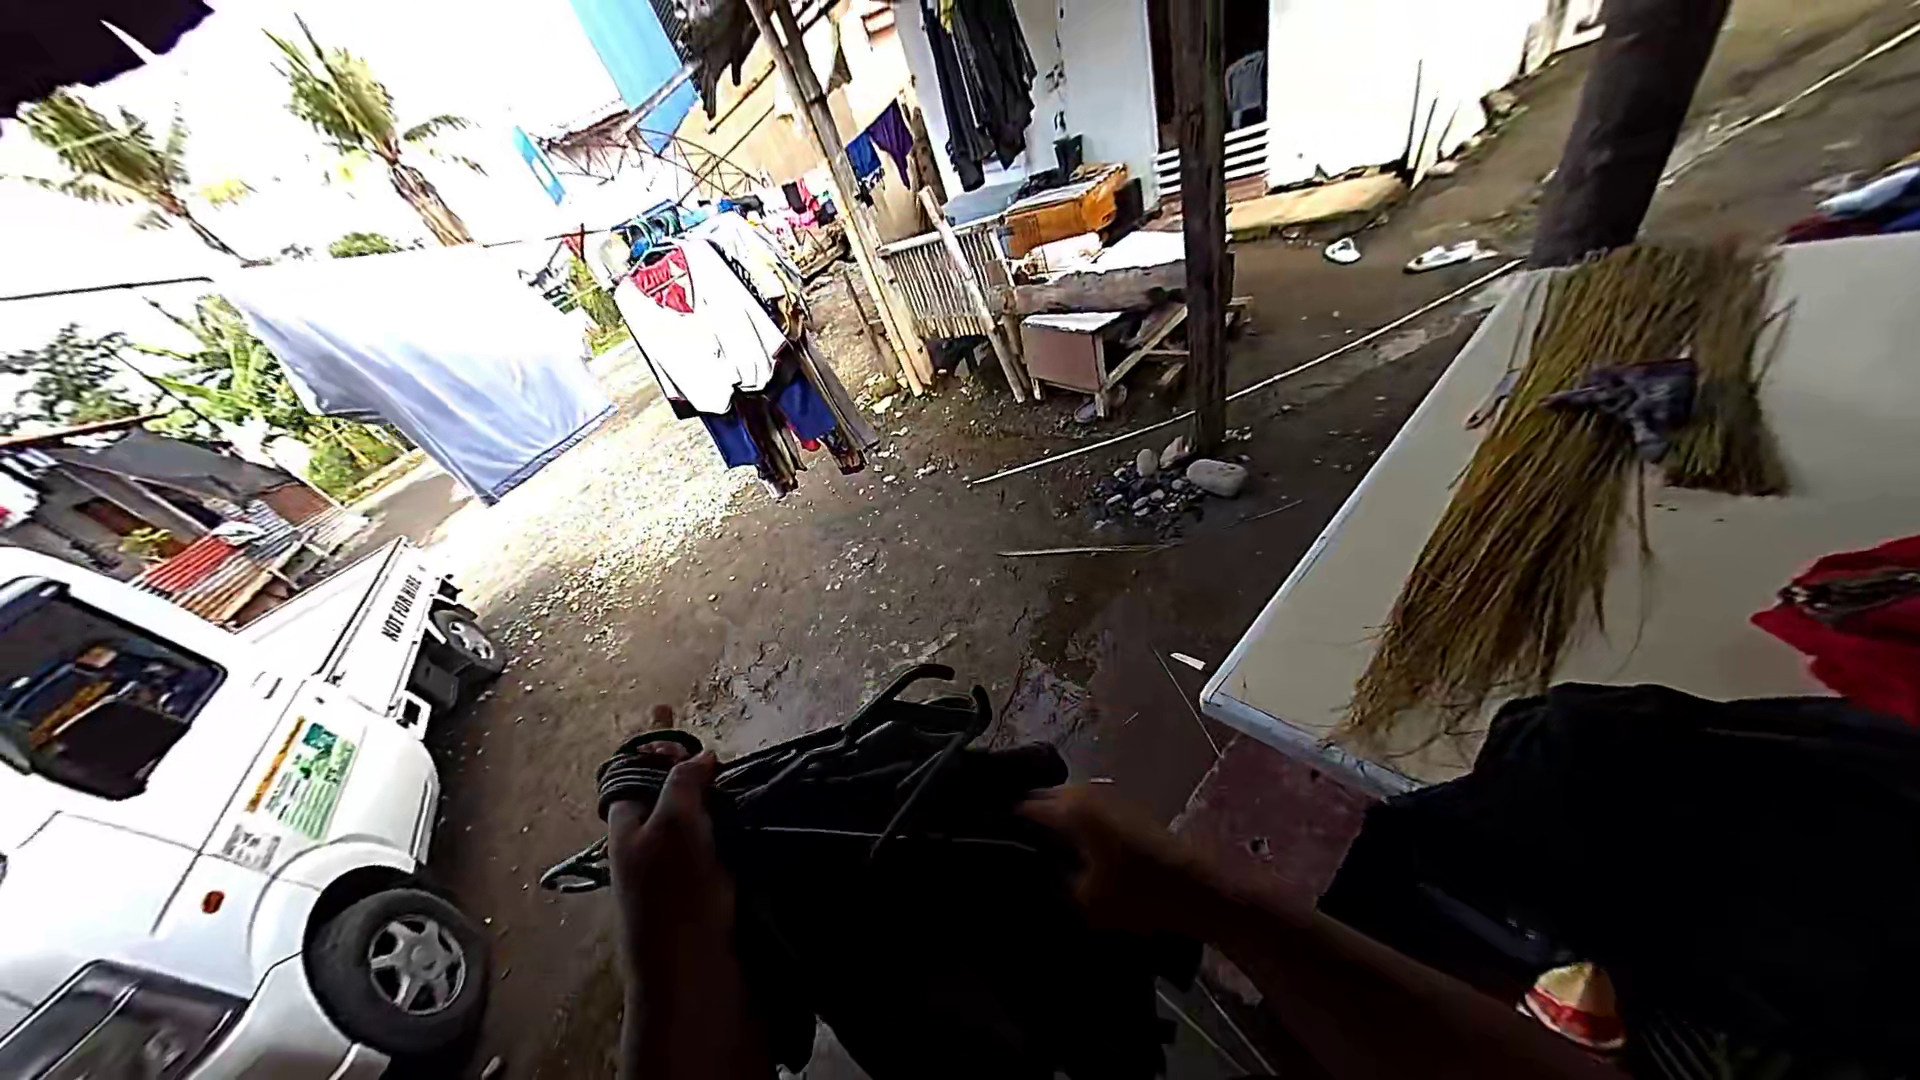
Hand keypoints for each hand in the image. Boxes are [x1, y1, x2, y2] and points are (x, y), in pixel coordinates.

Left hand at [606, 740, 770, 1078]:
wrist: (693, 958)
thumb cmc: (674, 888)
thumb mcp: (673, 824)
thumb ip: (684, 783)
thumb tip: (702, 755)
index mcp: (629, 822)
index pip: (633, 769)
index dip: (649, 739)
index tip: (665, 708)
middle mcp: (649, 835)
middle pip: (662, 784)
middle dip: (679, 757)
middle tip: (701, 735)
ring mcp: (677, 854)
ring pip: (689, 803)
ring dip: (704, 780)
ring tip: (723, 760)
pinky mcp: (704, 869)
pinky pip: (710, 823)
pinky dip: (722, 804)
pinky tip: (739, 797)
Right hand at [1020, 784, 1227, 937]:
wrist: (1196, 887)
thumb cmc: (1138, 893)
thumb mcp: (1084, 900)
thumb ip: (1049, 882)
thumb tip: (1022, 873)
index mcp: (1070, 809)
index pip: (1022, 806)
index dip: (1003, 823)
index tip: (988, 842)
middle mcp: (1083, 792)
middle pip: (1040, 798)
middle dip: (1024, 818)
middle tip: (1008, 846)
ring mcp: (1103, 795)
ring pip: (1061, 801)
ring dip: (1047, 819)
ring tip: (1033, 848)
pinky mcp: (1118, 804)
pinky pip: (1080, 806)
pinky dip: (1067, 820)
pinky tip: (1065, 846)